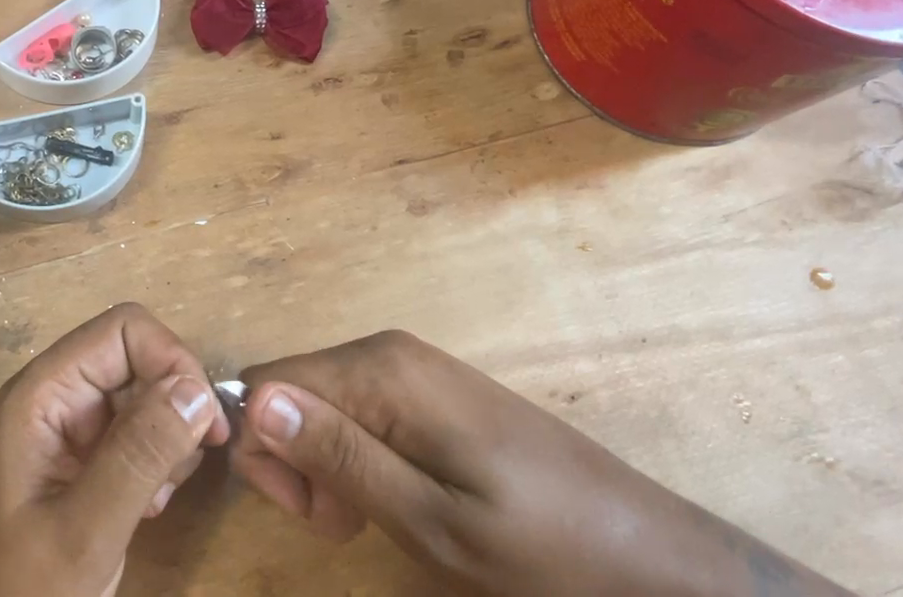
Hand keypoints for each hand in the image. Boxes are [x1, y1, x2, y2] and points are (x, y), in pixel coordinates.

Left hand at [0, 303, 230, 596]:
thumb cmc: (19, 591)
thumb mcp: (83, 530)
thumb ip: (138, 455)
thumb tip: (195, 387)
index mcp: (41, 394)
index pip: (122, 329)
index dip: (170, 359)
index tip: (203, 421)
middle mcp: (56, 399)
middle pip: (137, 359)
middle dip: (172, 405)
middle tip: (178, 470)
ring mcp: (70, 432)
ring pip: (144, 399)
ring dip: (167, 441)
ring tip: (154, 498)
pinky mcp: (84, 464)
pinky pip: (138, 437)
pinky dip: (157, 465)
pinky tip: (146, 508)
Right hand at [230, 331, 853, 596]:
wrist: (646, 551)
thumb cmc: (541, 546)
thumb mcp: (432, 521)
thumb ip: (341, 457)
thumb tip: (256, 401)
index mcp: (381, 371)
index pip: (266, 384)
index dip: (265, 449)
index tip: (311, 511)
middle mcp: (386, 350)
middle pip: (289, 391)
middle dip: (295, 459)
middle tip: (345, 522)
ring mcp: (408, 366)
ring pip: (317, 404)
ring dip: (324, 464)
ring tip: (373, 516)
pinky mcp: (425, 388)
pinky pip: (355, 410)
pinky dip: (354, 457)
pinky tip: (394, 494)